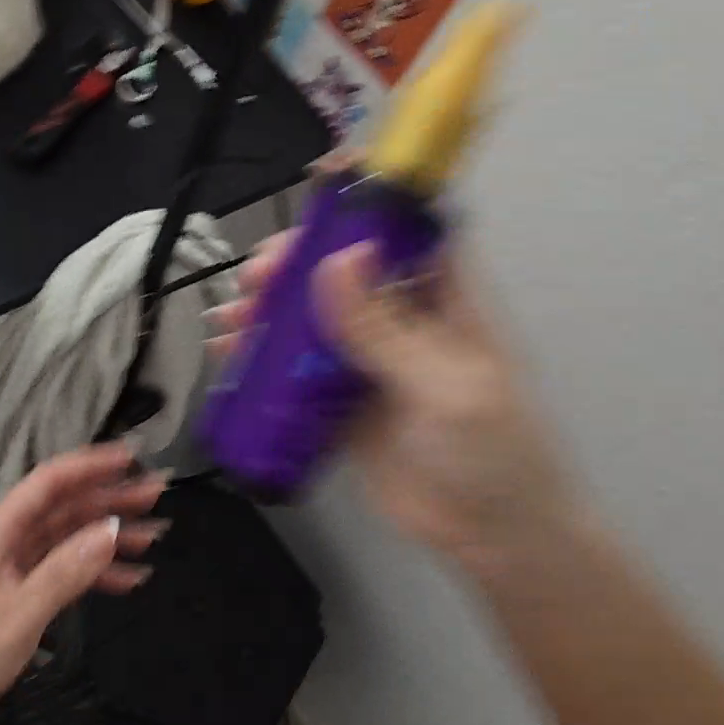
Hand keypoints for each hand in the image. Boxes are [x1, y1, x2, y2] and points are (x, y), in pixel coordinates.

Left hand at [0, 445, 168, 724]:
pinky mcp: (20, 589)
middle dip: (109, 498)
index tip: (131, 459)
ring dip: (108, 535)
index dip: (90, 466)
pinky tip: (129, 579)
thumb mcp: (21, 615)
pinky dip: (94, 570)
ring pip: (68, 536)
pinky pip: (63, 567)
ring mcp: (13, 564)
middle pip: (63, 506)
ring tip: (153, 536)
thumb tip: (111, 529)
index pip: (48, 483)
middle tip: (156, 494)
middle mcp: (6, 538)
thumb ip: (66, 571)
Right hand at [209, 227, 575, 571]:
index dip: (366, 204)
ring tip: (232, 317)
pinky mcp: (341, 403)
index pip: (406, 231)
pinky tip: (229, 354)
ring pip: (312, 318)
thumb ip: (387, 328)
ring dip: (270, 310)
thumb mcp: (444, 385)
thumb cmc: (494, 453)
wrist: (493, 536)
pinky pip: (296, 371)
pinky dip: (261, 359)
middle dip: (296, 264)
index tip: (316, 188)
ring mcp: (369, 363)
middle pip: (343, 272)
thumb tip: (340, 258)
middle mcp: (403, 321)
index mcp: (445, 301)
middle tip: (256, 275)